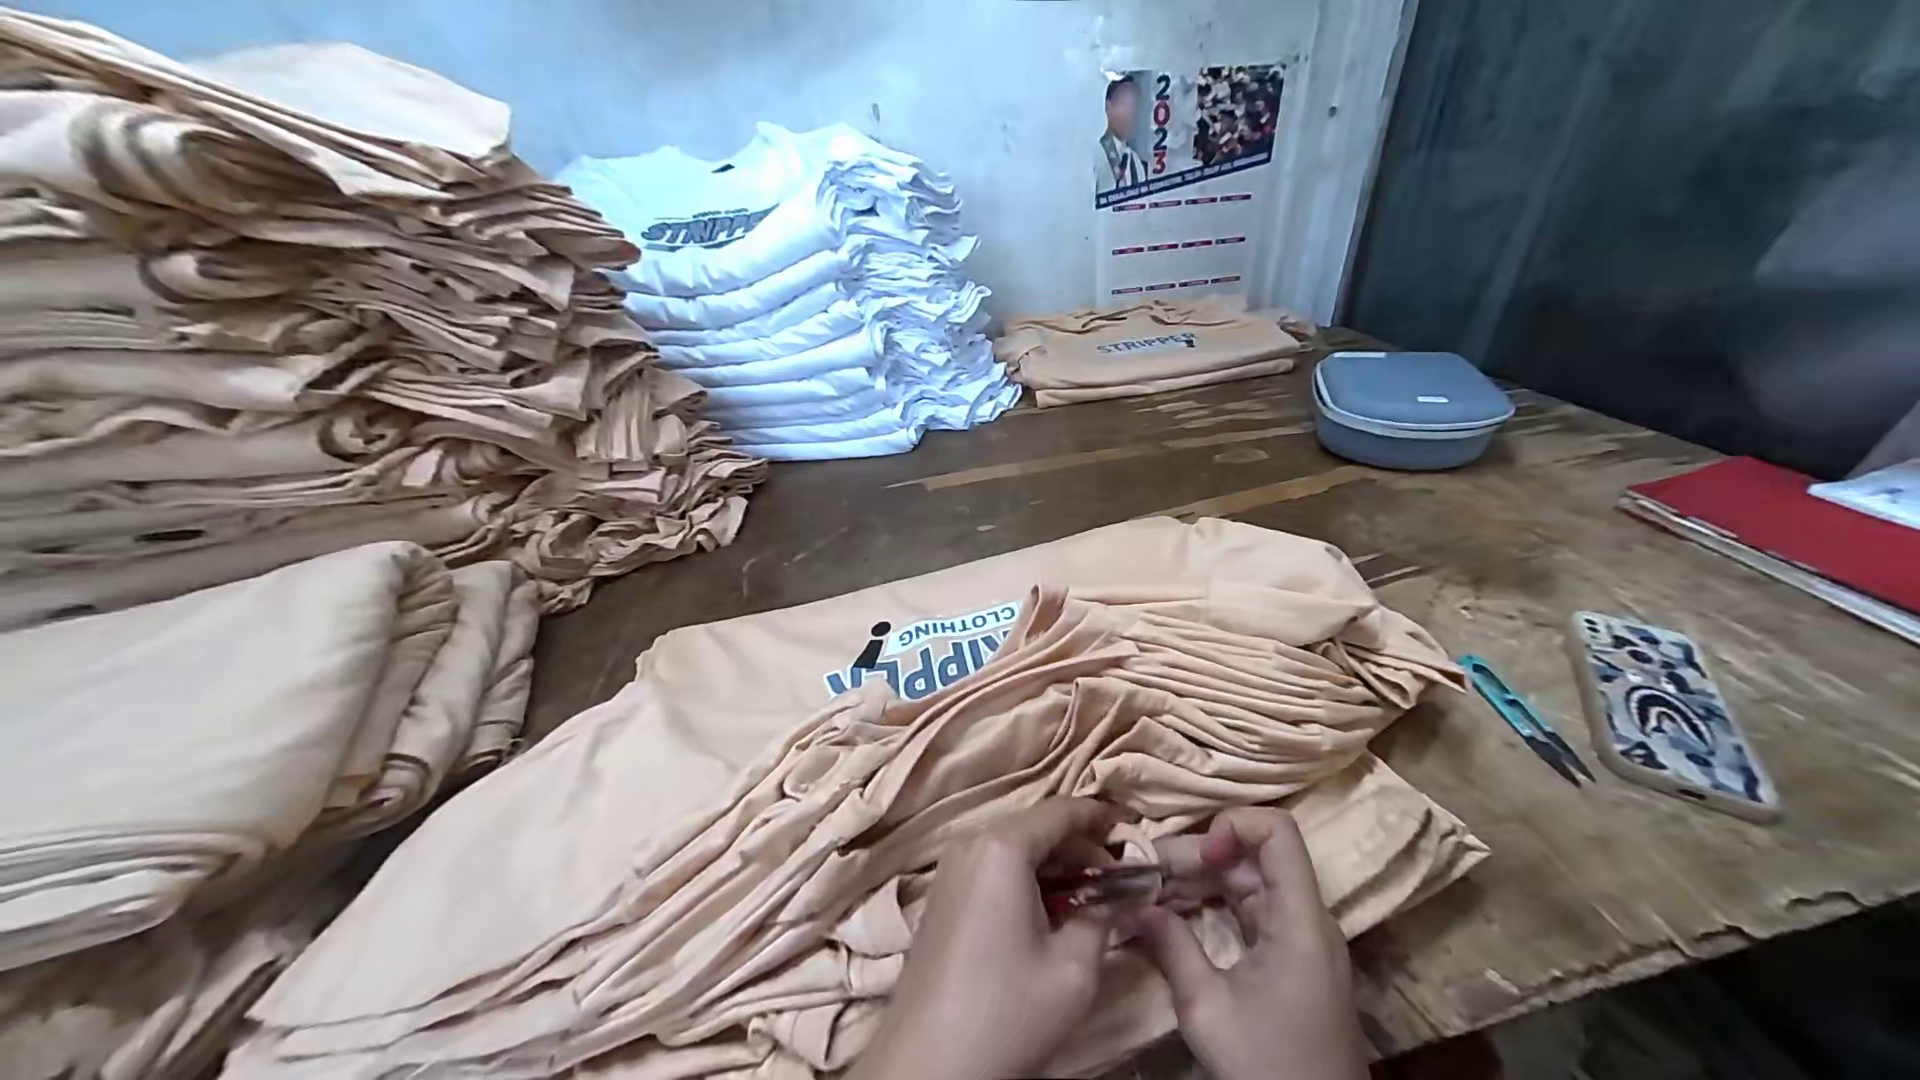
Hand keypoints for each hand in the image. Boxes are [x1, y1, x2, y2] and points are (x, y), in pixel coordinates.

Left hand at [848, 797, 1120, 1079]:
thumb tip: (1118, 895)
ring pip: (1014, 846)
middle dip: (1079, 845)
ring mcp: (951, 867)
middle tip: (1117, 874)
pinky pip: (994, 866)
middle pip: (1036, 826)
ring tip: (1090, 893)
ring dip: (1054, 862)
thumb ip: (1102, 917)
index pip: (1060, 811)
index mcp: (1002, 847)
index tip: (1130, 825)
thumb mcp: (1073, 969)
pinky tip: (1050, 907)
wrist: (927, 1064)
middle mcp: (971, 843)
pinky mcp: (943, 893)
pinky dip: (1027, 876)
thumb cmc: (1007, 1011)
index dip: (1099, 815)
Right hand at [1132, 809, 1368, 1079]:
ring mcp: (1296, 936)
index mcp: (1299, 919)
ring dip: (1195, 881)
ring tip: (1147, 893)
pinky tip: (1170, 913)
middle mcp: (1304, 917)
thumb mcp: (1208, 1009)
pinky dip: (1208, 904)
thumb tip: (1132, 902)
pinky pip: (1245, 908)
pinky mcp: (1286, 956)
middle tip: (1145, 875)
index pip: (1277, 831)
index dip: (1233, 826)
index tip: (1197, 856)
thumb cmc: (1268, 1067)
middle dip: (1194, 857)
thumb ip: (1171, 945)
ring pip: (1244, 880)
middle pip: (1250, 855)